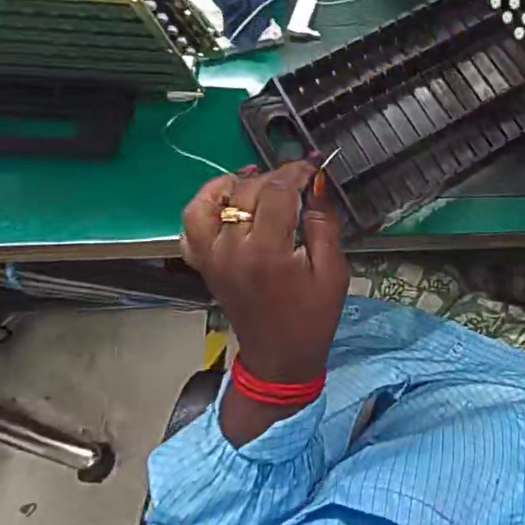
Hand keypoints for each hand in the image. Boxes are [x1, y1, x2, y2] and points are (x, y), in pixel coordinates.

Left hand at [181, 161, 347, 441]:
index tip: (312, 167)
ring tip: (258, 183)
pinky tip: (227, 203)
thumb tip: (317, 183)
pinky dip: (206, 206)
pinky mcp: (204, 263)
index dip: (296, 171)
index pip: (277, 190)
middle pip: (247, 190)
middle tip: (297, 181)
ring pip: (211, 201)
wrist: (280, 357)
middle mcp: (231, 248)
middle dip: (274, 178)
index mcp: (267, 251)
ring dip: (235, 184)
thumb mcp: (333, 271)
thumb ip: (324, 222)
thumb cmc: (312, 318)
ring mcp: (211, 255)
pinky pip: (191, 225)